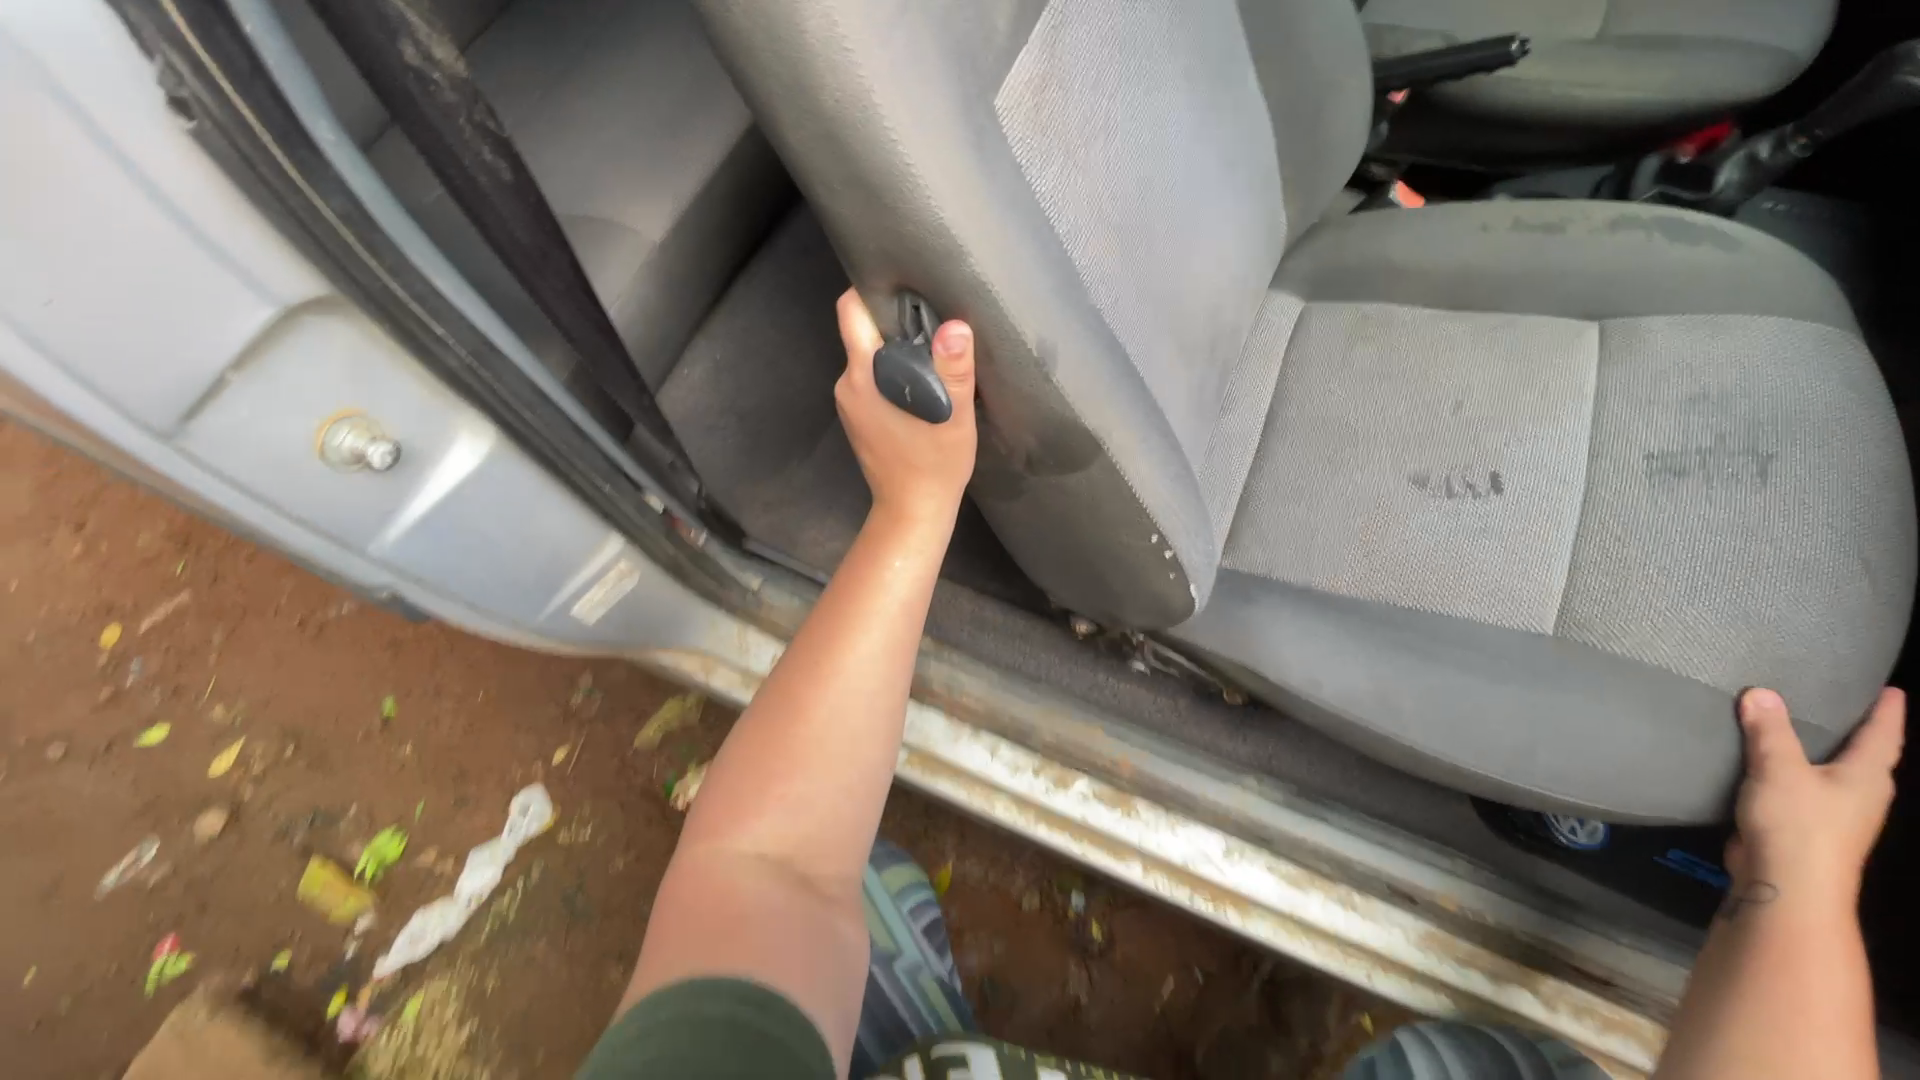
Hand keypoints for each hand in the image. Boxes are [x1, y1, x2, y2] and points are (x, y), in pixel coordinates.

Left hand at [833, 290, 977, 528]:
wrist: (913, 511)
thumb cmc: (933, 465)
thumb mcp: (953, 416)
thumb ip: (953, 369)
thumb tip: (956, 325)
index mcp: (863, 376)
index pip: (852, 311)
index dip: (873, 290)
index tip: (905, 284)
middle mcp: (848, 383)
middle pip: (863, 331)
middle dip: (894, 321)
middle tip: (933, 318)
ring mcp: (850, 401)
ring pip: (869, 356)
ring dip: (896, 350)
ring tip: (932, 351)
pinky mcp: (858, 415)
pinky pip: (872, 378)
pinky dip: (893, 373)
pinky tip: (922, 383)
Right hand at [1725, 686, 1904, 910]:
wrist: (1788, 882)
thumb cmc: (1799, 822)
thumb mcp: (1779, 769)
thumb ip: (1769, 731)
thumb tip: (1760, 692)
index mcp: (1867, 777)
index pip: (1883, 737)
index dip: (1887, 713)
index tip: (1892, 691)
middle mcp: (1860, 794)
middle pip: (1863, 756)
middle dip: (1856, 732)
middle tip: (1840, 704)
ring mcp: (1836, 814)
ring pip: (1831, 773)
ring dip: (1820, 753)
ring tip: (1799, 729)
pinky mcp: (1806, 826)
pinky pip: (1802, 788)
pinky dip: (1791, 770)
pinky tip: (1770, 765)